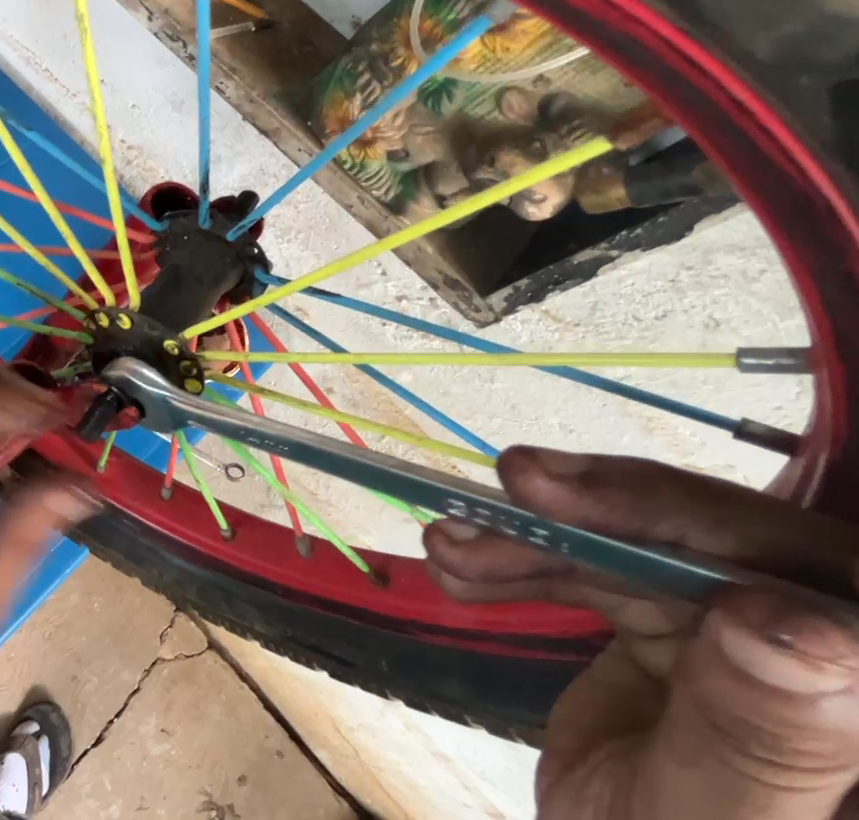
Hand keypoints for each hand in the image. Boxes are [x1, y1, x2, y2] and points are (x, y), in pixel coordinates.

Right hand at [424, 447, 858, 818]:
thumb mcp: (719, 817)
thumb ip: (762, 732)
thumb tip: (785, 620)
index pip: (828, 584)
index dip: (717, 531)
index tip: (586, 504)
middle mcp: (834, 652)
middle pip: (736, 551)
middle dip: (612, 514)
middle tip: (514, 484)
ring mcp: (755, 641)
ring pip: (651, 551)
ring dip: (542, 540)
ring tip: (450, 545)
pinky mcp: (680, 631)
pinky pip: (602, 574)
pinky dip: (524, 565)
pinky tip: (458, 567)